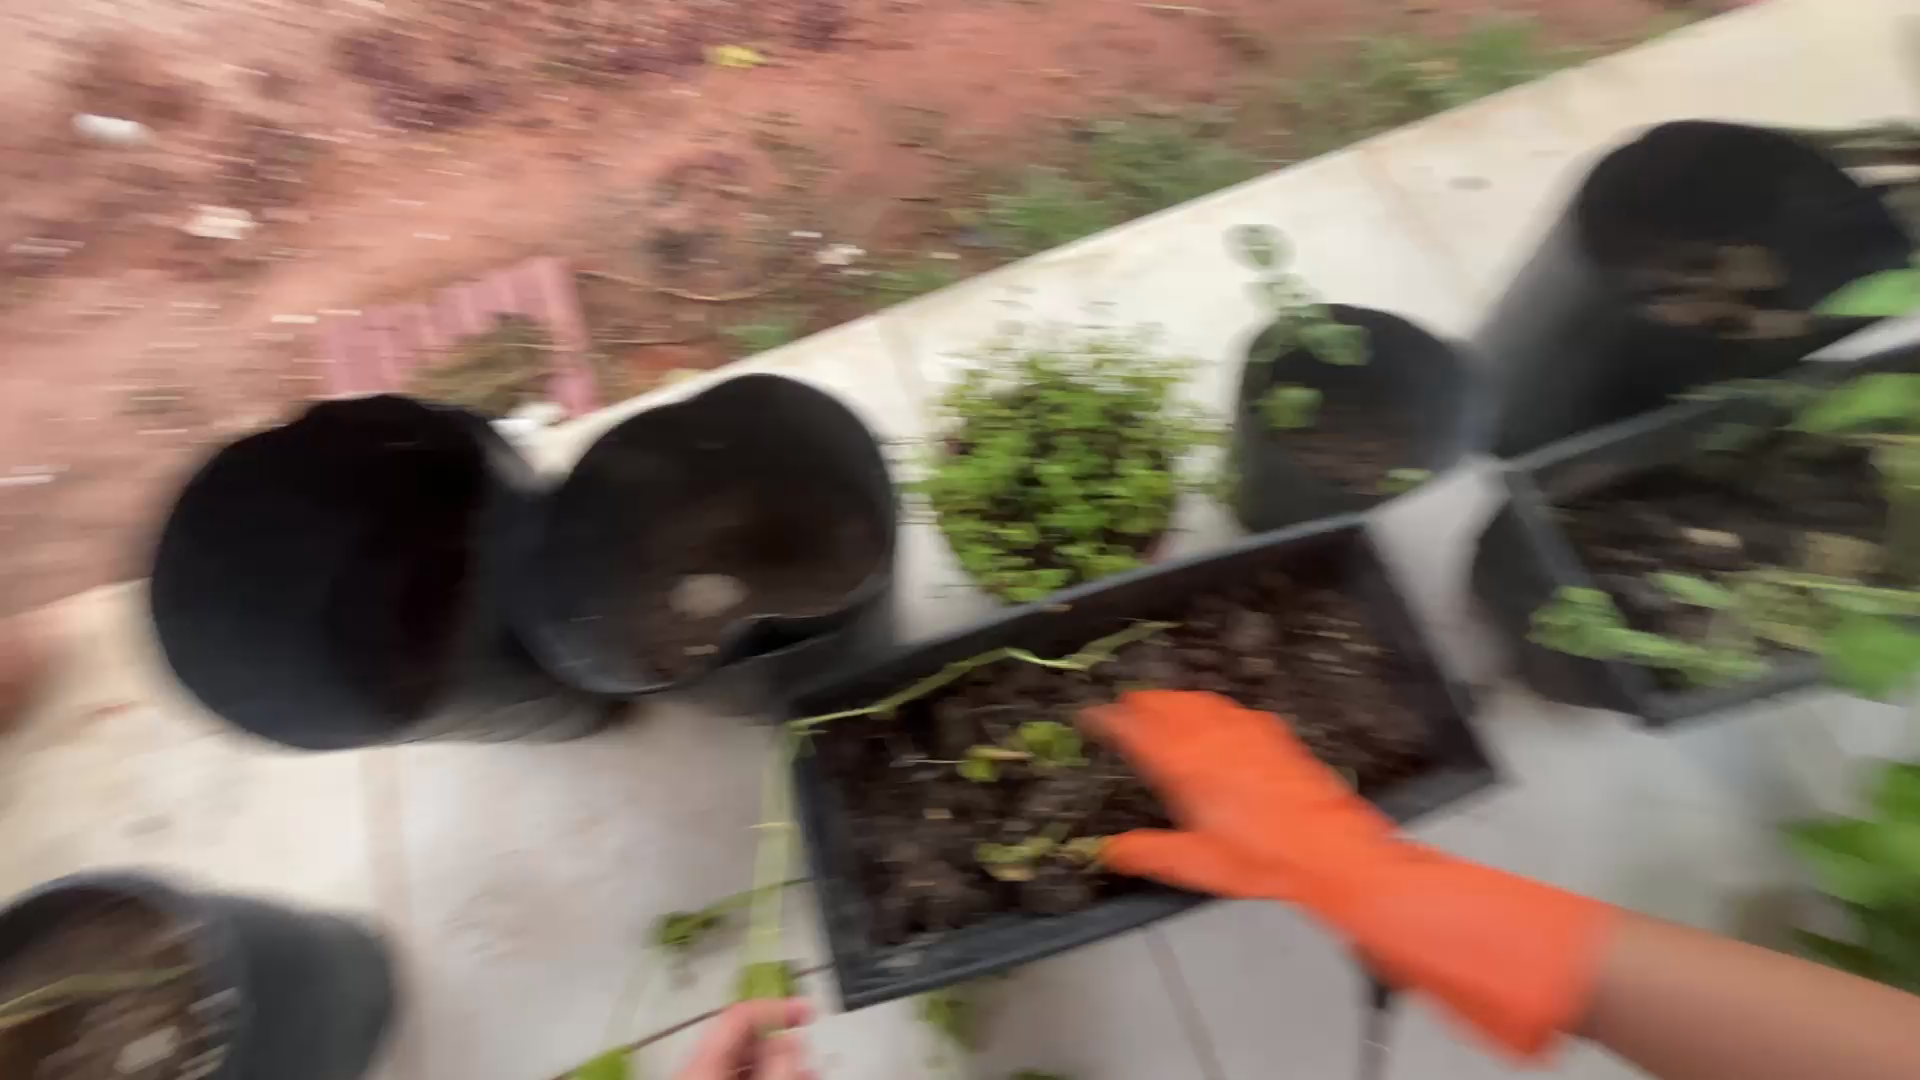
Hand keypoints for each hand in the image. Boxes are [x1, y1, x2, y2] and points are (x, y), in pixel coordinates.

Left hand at [673, 999, 814, 1079]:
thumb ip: (776, 1068)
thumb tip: (790, 1041)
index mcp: (702, 1065)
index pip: (741, 1016)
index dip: (778, 1007)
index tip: (808, 1014)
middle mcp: (696, 1072)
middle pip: (745, 1042)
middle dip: (784, 1046)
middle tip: (810, 1061)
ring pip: (746, 1066)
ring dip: (780, 1067)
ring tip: (809, 1076)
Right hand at [1083, 691, 1613, 1061]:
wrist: (1337, 855)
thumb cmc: (1268, 862)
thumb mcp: (1198, 866)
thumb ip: (1148, 853)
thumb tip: (1108, 851)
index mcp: (1188, 767)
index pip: (1138, 731)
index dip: (1111, 719)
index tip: (1093, 714)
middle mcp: (1213, 741)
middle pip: (1166, 706)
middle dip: (1140, 702)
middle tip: (1123, 704)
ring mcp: (1244, 734)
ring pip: (1197, 701)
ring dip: (1172, 699)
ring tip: (1158, 700)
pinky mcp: (1271, 737)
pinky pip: (1229, 708)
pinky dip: (1208, 705)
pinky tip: (1212, 711)